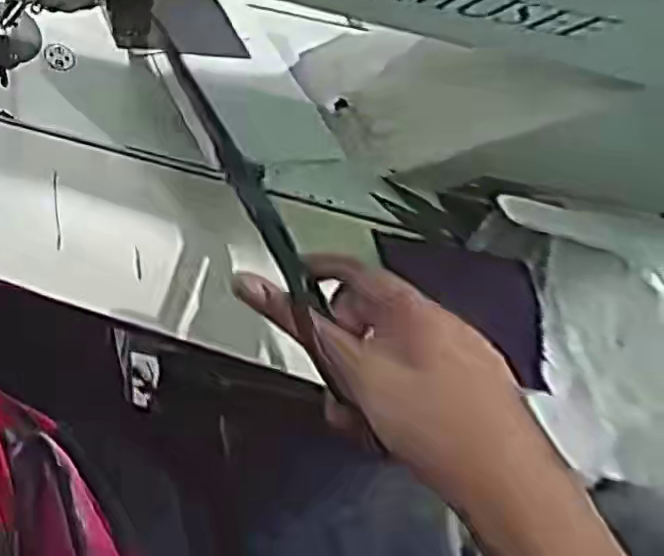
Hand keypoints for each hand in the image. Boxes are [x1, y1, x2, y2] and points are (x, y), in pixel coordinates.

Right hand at [233, 255, 563, 510]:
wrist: (513, 497)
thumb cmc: (441, 429)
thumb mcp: (345, 365)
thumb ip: (293, 319)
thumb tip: (251, 284)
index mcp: (417, 312)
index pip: (352, 268)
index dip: (312, 269)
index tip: (290, 277)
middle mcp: (448, 330)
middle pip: (366, 315)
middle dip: (337, 342)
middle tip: (329, 365)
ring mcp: (468, 363)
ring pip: (387, 351)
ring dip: (359, 375)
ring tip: (356, 407)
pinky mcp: (477, 394)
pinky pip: (415, 377)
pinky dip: (389, 393)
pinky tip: (384, 422)